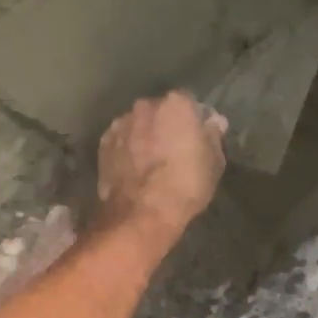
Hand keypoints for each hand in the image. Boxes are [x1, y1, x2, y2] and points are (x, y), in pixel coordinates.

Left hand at [96, 91, 227, 249]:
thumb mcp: (214, 163)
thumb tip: (214, 121)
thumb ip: (213, 136)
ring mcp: (120, 124)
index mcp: (176, 104)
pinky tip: (134, 169)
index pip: (190, 104)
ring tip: (151, 161)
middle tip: (174, 149)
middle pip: (161, 111)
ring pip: (139, 125)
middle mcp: (145, 106)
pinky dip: (128, 149)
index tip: (198, 138)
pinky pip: (122, 141)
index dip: (195, 121)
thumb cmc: (186, 185)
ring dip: (145, 136)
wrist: (141, 213)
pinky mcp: (103, 144)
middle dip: (167, 125)